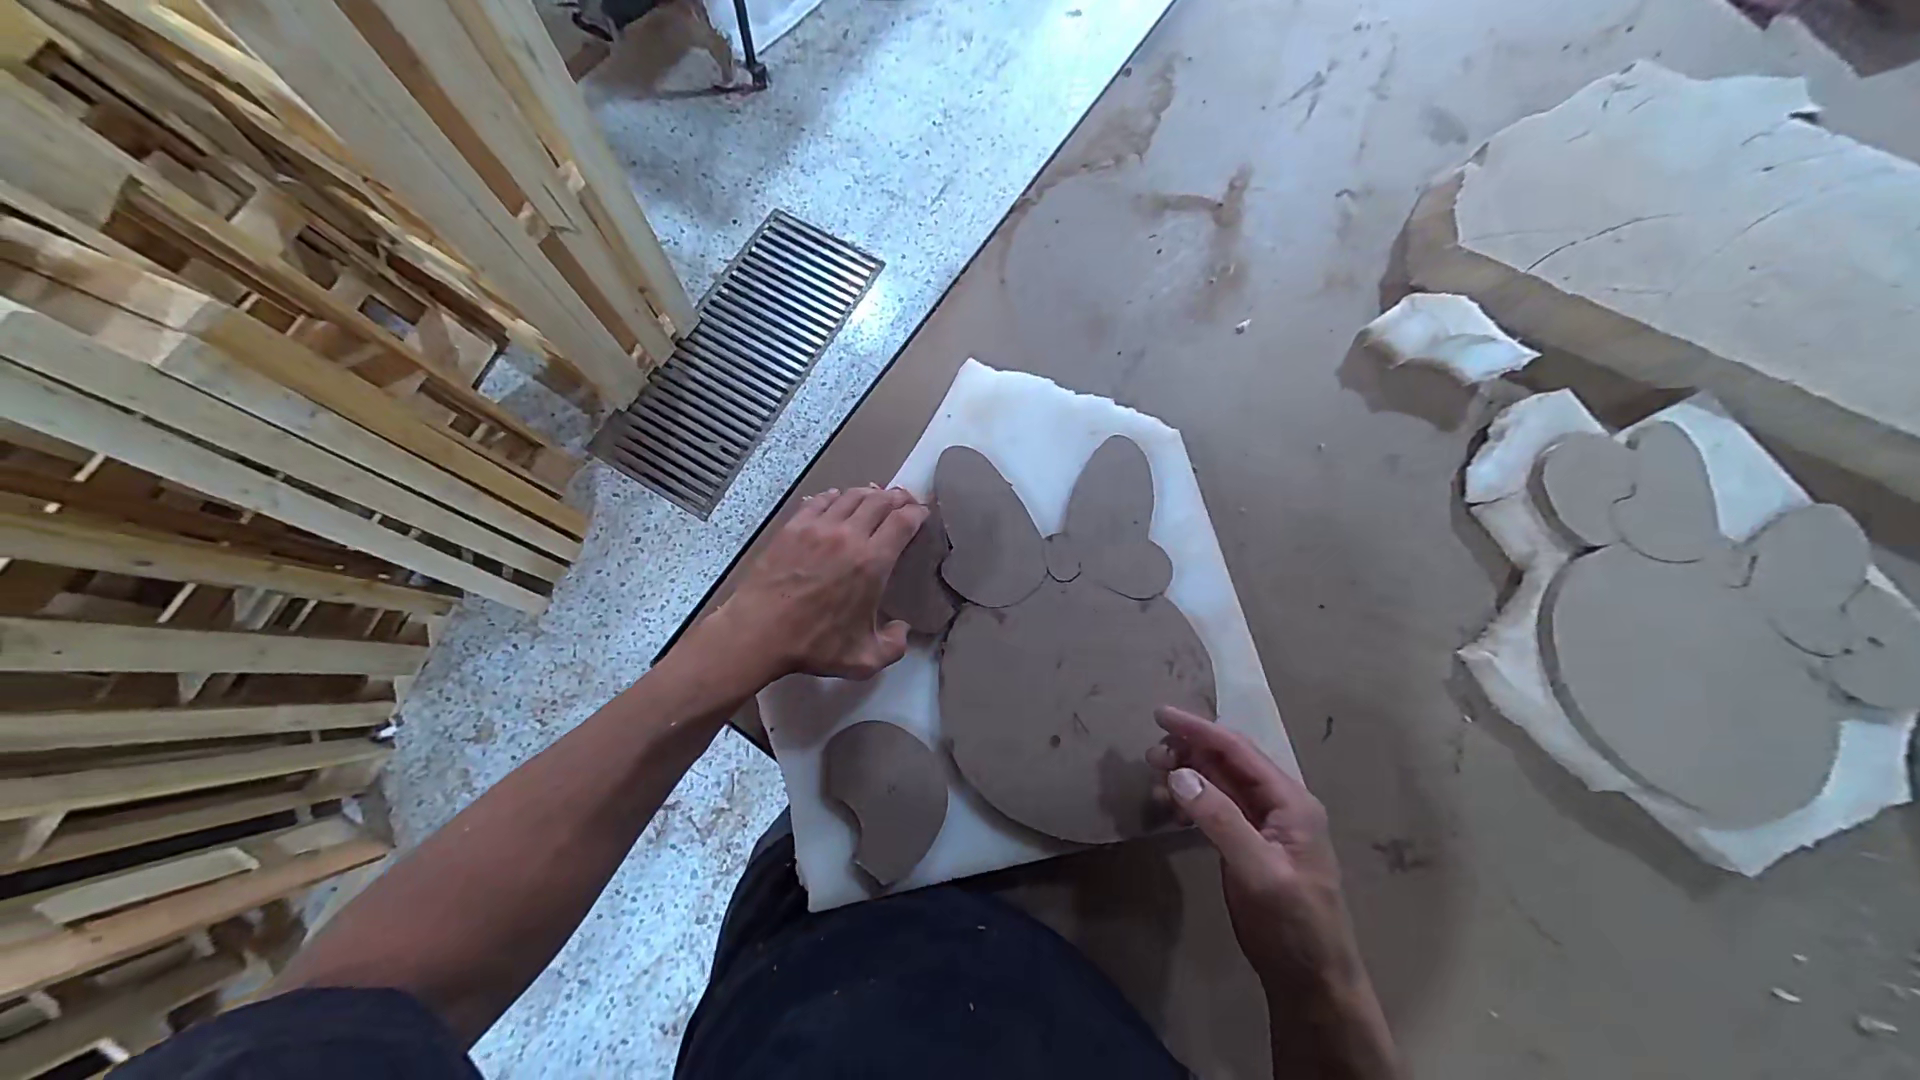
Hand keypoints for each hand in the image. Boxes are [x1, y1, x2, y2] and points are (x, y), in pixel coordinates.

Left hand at [711, 486, 927, 681]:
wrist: (759, 632)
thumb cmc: (813, 645)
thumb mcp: (864, 659)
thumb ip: (894, 646)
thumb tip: (902, 630)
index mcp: (872, 563)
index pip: (903, 522)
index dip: (917, 513)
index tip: (922, 513)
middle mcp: (849, 536)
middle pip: (880, 501)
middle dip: (897, 498)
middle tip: (904, 500)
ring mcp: (818, 528)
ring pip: (851, 496)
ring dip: (869, 493)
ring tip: (876, 496)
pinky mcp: (793, 528)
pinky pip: (820, 501)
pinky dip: (835, 496)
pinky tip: (837, 499)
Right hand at [1148, 707, 1396, 1079]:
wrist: (1311, 982)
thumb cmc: (1293, 924)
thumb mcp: (1258, 871)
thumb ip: (1220, 819)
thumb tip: (1179, 774)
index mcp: (1291, 802)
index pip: (1238, 751)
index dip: (1198, 729)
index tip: (1159, 714)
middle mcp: (1278, 804)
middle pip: (1227, 761)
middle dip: (1189, 748)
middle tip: (1151, 752)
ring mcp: (1262, 824)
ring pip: (1218, 782)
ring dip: (1187, 772)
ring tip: (1155, 773)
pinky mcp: (1246, 843)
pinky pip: (1214, 806)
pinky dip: (1190, 799)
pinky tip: (1171, 805)